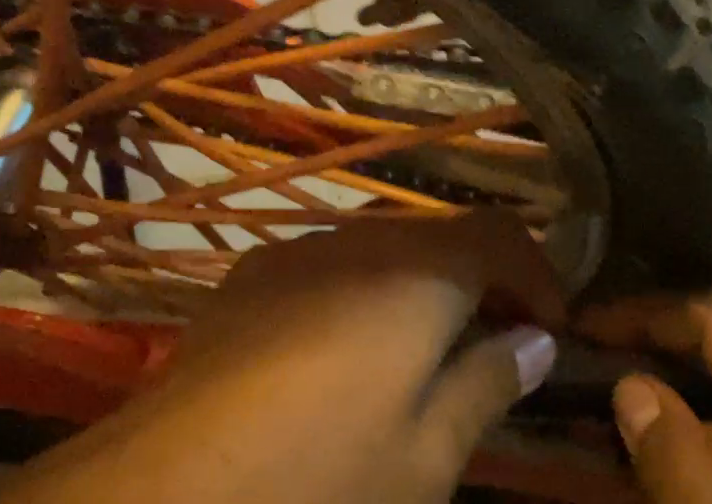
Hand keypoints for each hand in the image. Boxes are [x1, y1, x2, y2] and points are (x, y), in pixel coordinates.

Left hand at [1, 211, 565, 503]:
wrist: (160, 494)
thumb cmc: (319, 481)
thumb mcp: (425, 457)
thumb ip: (487, 385)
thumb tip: (536, 342)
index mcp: (419, 273)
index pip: (501, 234)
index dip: (539, 272)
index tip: (551, 326)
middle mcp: (360, 240)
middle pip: (443, 236)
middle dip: (481, 281)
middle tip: (495, 343)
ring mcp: (296, 252)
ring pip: (384, 248)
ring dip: (420, 286)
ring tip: (422, 352)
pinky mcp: (248, 277)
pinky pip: (328, 265)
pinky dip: (361, 292)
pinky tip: (340, 354)